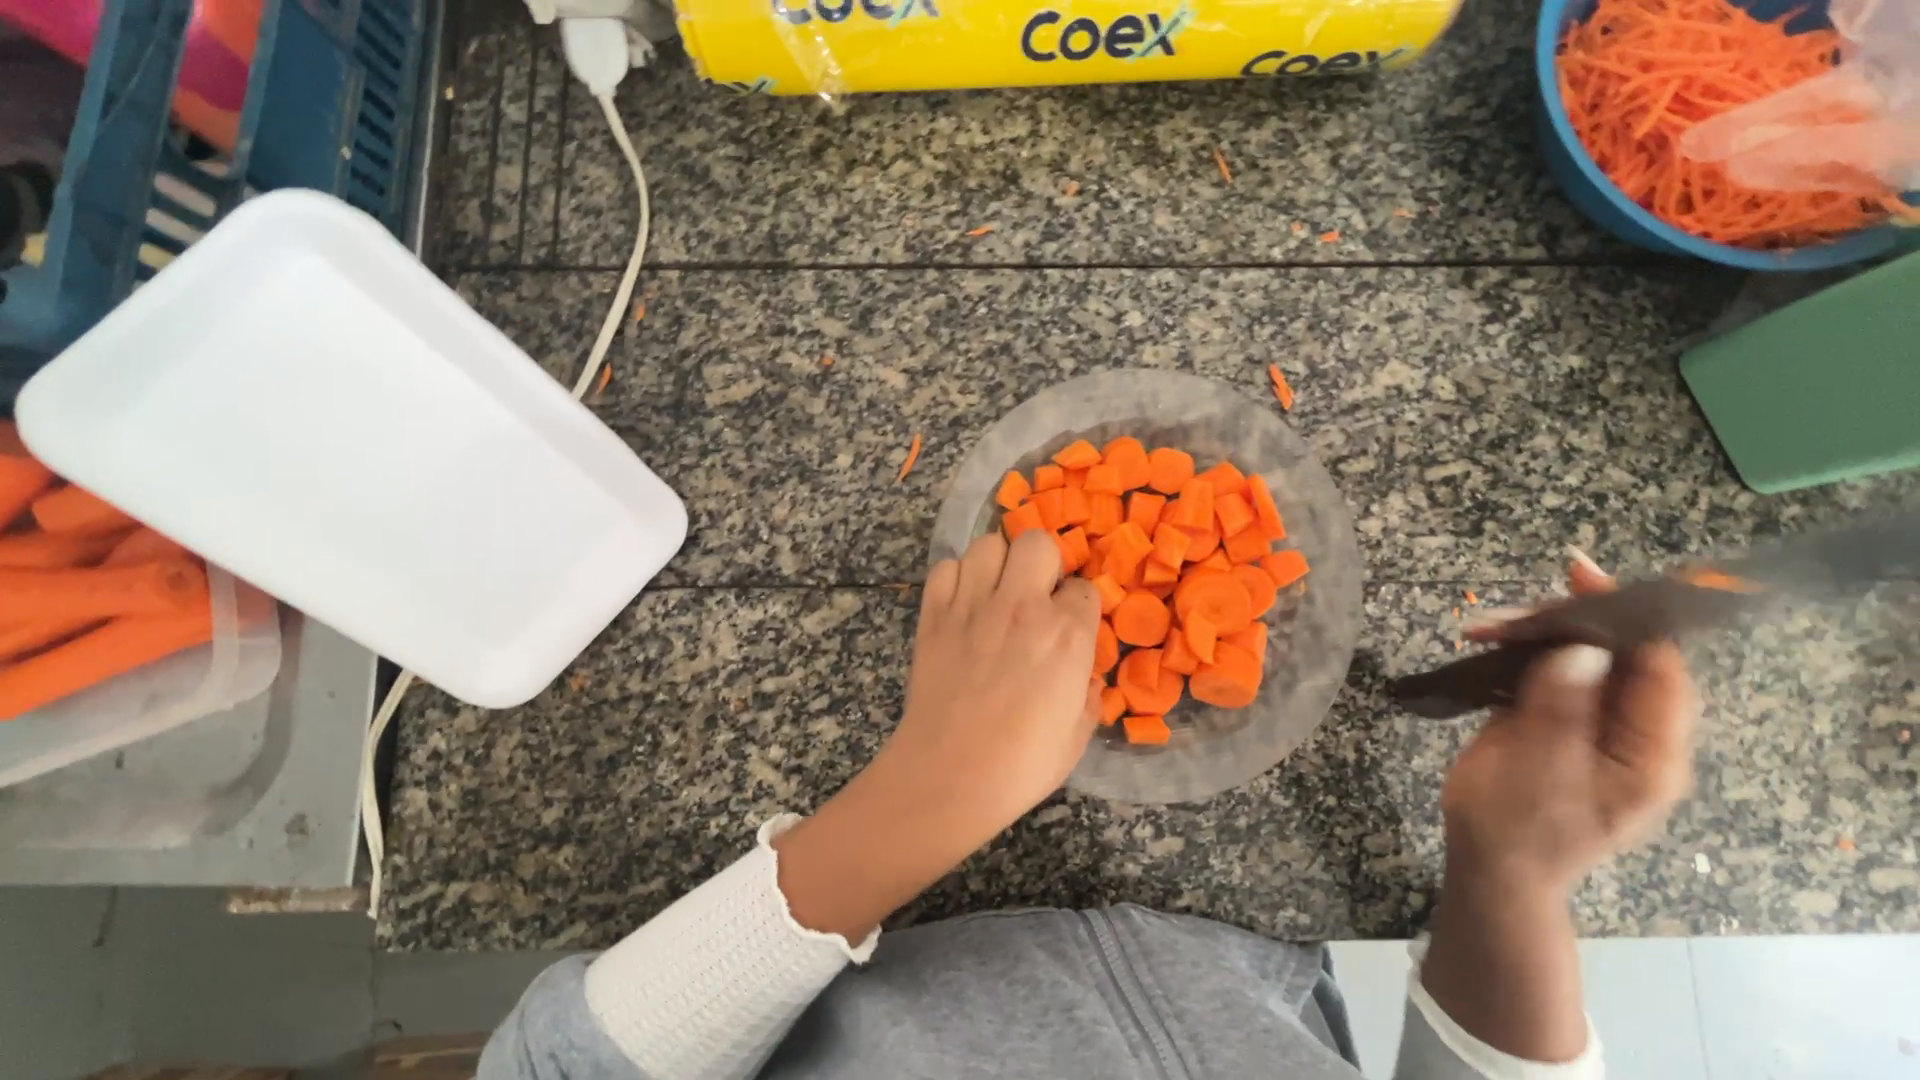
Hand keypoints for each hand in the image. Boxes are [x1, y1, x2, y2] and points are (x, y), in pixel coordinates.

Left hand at [874, 527, 1103, 840]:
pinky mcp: (934, 615)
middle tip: (1036, 595)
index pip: (1084, 588)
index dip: (1078, 606)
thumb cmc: (1022, 764)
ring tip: (996, 593)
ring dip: (998, 564)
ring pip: (988, 544)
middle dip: (1043, 562)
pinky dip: (956, 578)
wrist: (949, 774)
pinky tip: (962, 604)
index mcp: (1067, 634)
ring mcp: (973, 605)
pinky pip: (946, 568)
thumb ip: (1087, 694)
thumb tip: (1083, 677)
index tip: (1071, 626)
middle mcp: (1023, 606)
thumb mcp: (1077, 735)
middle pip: (1038, 543)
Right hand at [1421, 553, 1699, 1063]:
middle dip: (1566, 623)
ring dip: (1534, 635)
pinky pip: (1548, 674)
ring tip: (1484, 625)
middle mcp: (1630, 732)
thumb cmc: (1518, 826)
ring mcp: (1590, 726)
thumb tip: (1579, 647)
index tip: (1583, 577)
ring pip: (1577, 661)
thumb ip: (1561, 707)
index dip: (1627, 618)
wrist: (1488, 866)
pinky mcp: (1554, 723)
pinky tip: (1486, 642)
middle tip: (1511, 609)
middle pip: (1616, 658)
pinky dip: (1519, 653)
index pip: (1658, 669)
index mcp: (1650, 752)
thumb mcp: (1540, 768)